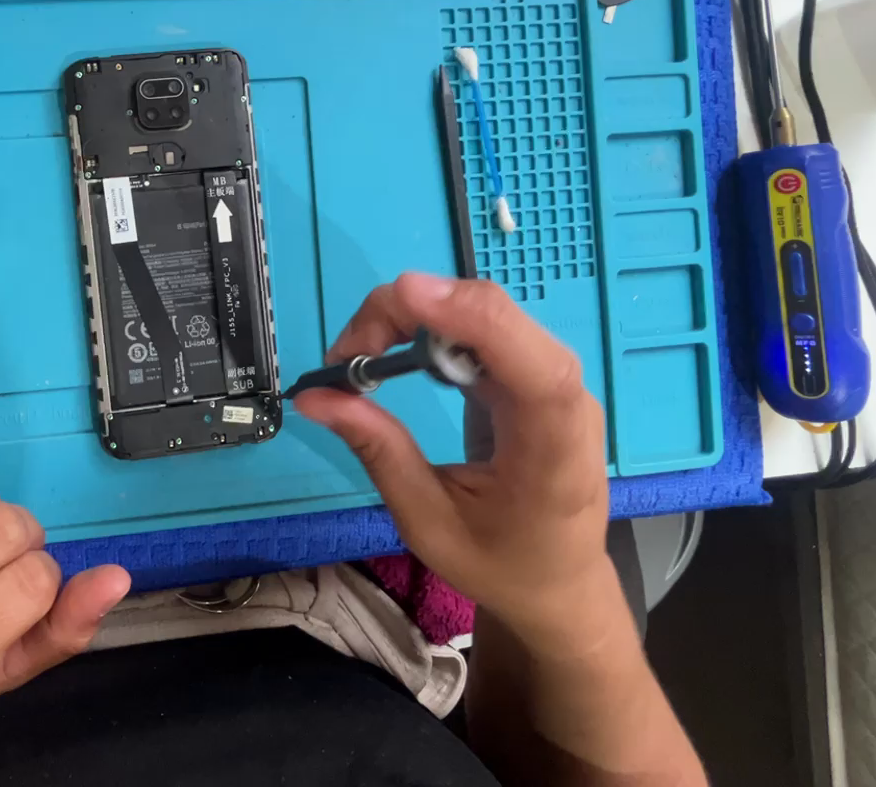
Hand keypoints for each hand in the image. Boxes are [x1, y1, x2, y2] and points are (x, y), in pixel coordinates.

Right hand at [294, 273, 611, 652]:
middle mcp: (562, 401)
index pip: (537, 370)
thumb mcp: (427, 521)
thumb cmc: (499, 563)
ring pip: (480, 312)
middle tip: (346, 352)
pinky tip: (388, 350)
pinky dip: (423, 327)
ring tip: (358, 355)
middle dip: (413, 313)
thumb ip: (379, 452)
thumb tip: (313, 397)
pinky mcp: (523, 373)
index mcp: (555, 452)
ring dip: (411, 317)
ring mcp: (546, 380)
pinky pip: (473, 327)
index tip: (404, 295)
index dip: (475, 320)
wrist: (557, 582)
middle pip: (497, 320)